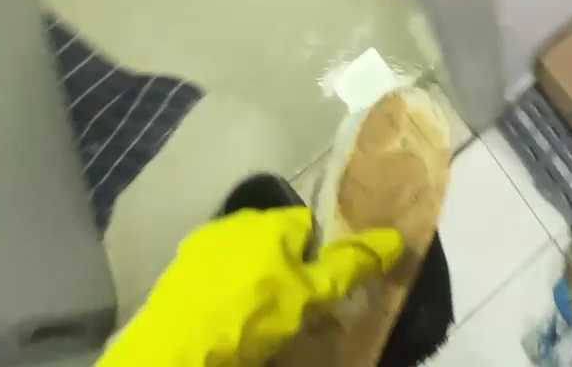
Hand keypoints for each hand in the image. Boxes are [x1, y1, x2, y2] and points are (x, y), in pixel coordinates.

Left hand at [98, 207, 405, 366]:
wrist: (175, 352)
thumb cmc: (253, 316)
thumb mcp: (312, 297)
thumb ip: (351, 266)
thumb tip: (396, 238)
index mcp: (273, 219)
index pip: (309, 225)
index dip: (316, 257)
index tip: (315, 291)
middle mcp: (239, 219)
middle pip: (275, 241)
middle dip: (284, 268)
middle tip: (288, 310)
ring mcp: (203, 244)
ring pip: (242, 257)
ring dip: (251, 280)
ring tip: (253, 322)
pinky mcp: (176, 271)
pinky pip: (212, 276)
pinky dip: (221, 294)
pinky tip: (222, 324)